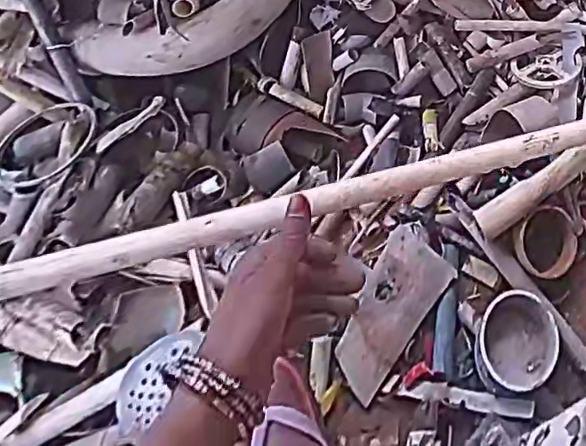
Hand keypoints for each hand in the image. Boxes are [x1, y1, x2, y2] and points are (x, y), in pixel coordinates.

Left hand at [198, 197, 363, 395]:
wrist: (229, 385)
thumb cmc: (243, 329)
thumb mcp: (275, 273)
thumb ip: (292, 237)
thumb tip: (299, 201)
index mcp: (259, 264)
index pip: (296, 246)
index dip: (321, 249)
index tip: (340, 255)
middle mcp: (261, 286)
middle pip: (304, 273)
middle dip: (333, 276)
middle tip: (356, 280)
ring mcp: (267, 313)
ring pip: (305, 297)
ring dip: (330, 298)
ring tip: (350, 302)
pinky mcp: (272, 338)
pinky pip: (301, 321)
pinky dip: (317, 319)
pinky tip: (328, 321)